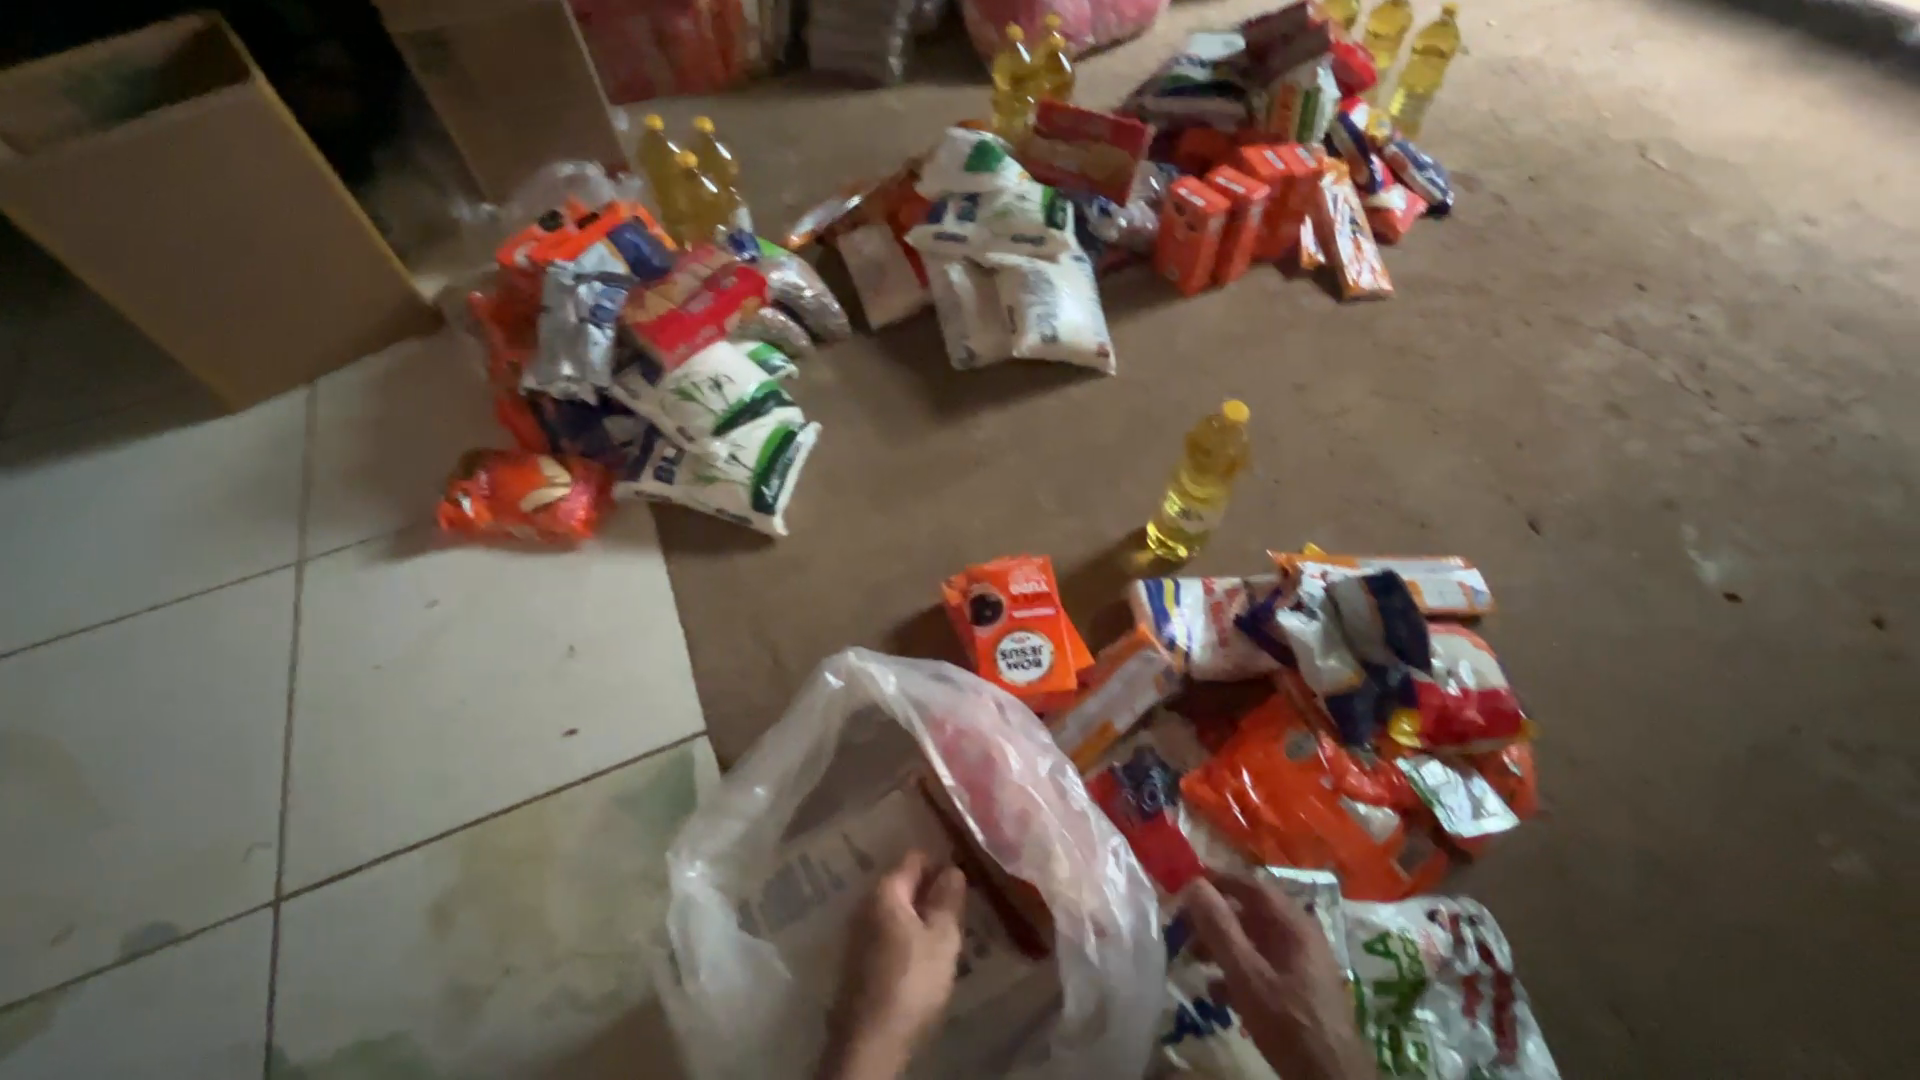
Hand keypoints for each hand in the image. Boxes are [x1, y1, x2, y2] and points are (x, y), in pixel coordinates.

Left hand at [816, 851, 966, 1079]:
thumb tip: (952, 868)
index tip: (966, 876)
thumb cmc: (912, 982)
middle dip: (931, 890)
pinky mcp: (858, 959)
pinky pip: (888, 932)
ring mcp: (858, 932)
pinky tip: (924, 954)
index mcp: (885, 891)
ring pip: (896, 910)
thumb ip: (948, 899)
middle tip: (961, 906)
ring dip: (920, 915)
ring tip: (948, 930)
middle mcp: (865, 903)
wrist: (870, 1041)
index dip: (942, 862)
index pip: (915, 857)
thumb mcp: (942, 938)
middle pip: (904, 883)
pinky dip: (907, 935)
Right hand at [1184, 873, 1373, 1079]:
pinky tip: (1217, 991)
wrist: (1331, 1079)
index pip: (1251, 884)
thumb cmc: (1288, 1022)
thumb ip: (1220, 929)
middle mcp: (1301, 935)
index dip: (1217, 880)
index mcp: (1293, 924)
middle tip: (1183, 926)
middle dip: (1215, 916)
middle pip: (1251, 911)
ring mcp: (1302, 962)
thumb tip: (1195, 885)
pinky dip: (1238, 968)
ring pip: (1255, 939)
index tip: (1184, 884)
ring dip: (1223, 944)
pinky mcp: (1299, 987)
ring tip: (1193, 958)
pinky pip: (1263, 964)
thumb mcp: (1247, 975)